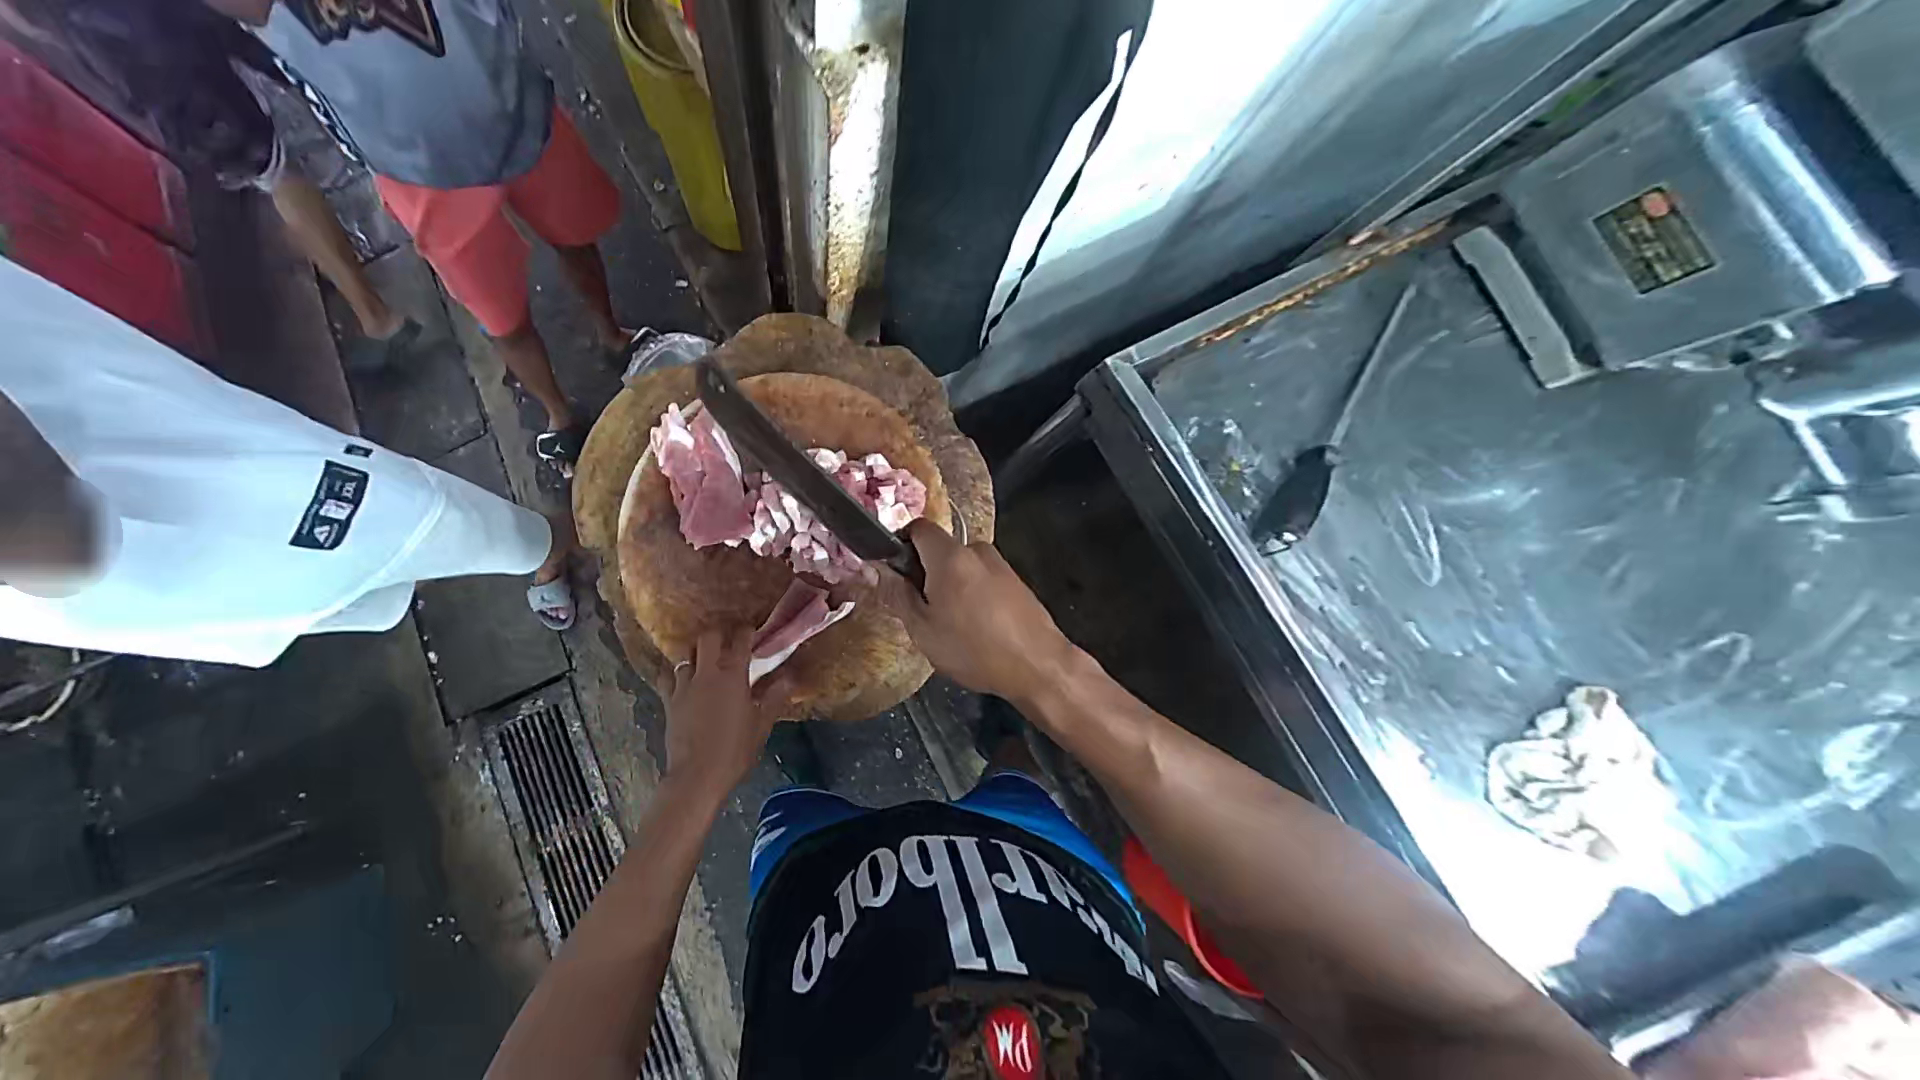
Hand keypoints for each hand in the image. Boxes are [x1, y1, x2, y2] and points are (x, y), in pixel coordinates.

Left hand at [664, 627, 794, 797]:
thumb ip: (775, 697)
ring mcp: (683, 687)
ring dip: (697, 655)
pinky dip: (676, 674)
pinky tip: (682, 680)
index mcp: (733, 676)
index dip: (746, 632)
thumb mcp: (762, 724)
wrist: (697, 776)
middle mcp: (706, 674)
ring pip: (686, 656)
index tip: (751, 630)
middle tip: (727, 641)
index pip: (740, 641)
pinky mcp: (668, 701)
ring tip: (705, 661)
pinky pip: (668, 677)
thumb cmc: (735, 750)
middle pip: (707, 638)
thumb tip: (790, 677)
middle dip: (718, 634)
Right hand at [875, 520, 1081, 704]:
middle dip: (925, 573)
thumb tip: (874, 568)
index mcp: (950, 556)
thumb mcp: (923, 629)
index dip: (900, 545)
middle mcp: (977, 550)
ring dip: (950, 586)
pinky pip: (982, 578)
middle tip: (921, 610)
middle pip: (940, 549)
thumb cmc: (975, 649)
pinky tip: (976, 627)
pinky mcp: (1016, 581)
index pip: (917, 527)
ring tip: (951, 625)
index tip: (894, 574)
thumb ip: (895, 594)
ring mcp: (1001, 564)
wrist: (1038, 665)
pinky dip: (972, 594)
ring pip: (962, 566)